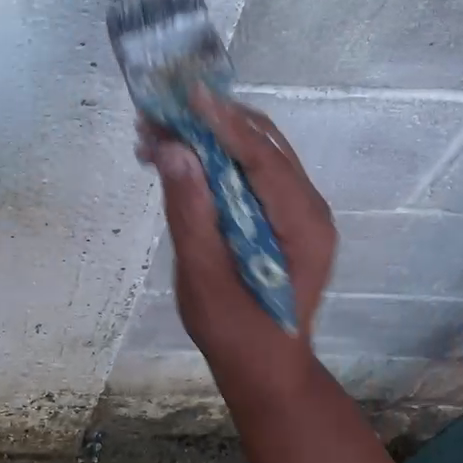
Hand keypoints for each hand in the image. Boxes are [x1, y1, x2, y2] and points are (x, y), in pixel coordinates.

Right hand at [140, 88, 337, 386]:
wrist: (265, 368)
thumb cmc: (237, 333)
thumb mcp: (205, 279)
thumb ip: (191, 213)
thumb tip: (173, 149)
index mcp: (303, 225)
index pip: (263, 158)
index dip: (224, 123)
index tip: (188, 94)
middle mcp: (308, 205)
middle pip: (260, 143)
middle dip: (207, 121)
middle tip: (156, 112)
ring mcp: (297, 205)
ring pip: (252, 147)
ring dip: (205, 132)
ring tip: (154, 129)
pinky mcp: (279, 208)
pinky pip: (247, 165)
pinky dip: (211, 151)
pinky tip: (172, 154)